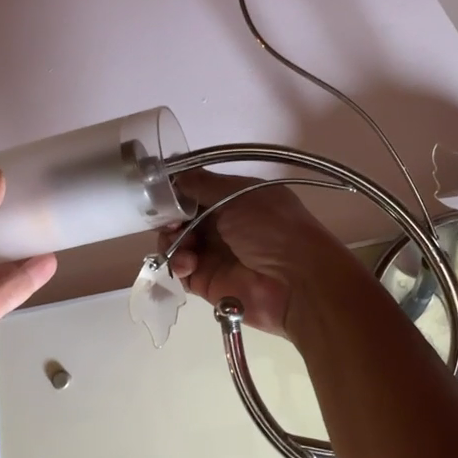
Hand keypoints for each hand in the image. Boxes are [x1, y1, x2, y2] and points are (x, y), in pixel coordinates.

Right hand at [160, 169, 353, 336]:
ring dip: (172, 239)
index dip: (178, 191)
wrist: (296, 283)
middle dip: (170, 216)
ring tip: (182, 243)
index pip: (198, 191)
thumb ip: (203, 184)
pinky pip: (181, 270)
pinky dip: (178, 264)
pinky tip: (188, 263)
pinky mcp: (207, 281)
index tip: (161, 192)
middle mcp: (225, 225)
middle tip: (169, 220)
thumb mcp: (239, 195)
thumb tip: (174, 174)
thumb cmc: (273, 229)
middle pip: (183, 218)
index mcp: (236, 199)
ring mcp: (215, 254)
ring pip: (177, 243)